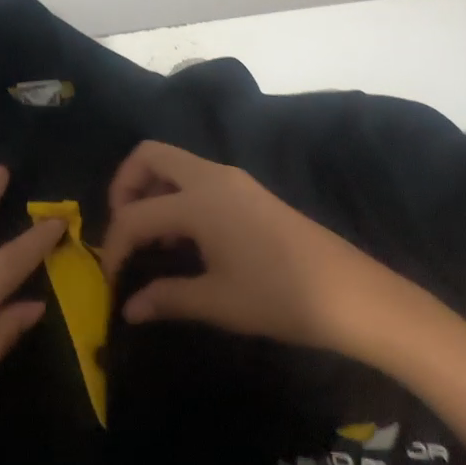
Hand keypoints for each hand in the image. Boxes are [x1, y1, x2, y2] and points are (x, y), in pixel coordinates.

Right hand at [100, 140, 398, 352]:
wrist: (354, 296)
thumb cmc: (280, 297)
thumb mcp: (217, 303)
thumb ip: (166, 298)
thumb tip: (128, 308)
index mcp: (198, 200)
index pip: (135, 214)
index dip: (114, 245)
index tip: (111, 279)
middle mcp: (211, 177)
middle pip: (149, 156)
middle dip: (124, 187)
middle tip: (123, 230)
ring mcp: (233, 181)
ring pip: (174, 165)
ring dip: (151, 191)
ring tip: (151, 241)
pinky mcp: (249, 192)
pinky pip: (196, 179)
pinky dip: (176, 197)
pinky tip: (185, 241)